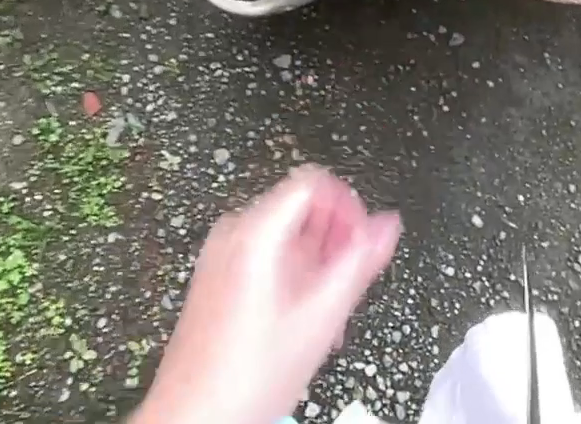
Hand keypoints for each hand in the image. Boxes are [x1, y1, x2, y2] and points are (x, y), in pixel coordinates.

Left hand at [131, 166, 402, 423]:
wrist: (192, 419)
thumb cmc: (245, 377)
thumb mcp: (319, 318)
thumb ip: (359, 262)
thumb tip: (387, 225)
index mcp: (255, 231)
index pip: (314, 181)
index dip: (347, 207)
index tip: (363, 239)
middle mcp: (234, 232)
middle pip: (302, 207)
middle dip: (335, 239)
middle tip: (350, 280)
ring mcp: (223, 252)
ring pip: (289, 233)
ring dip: (319, 262)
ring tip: (330, 309)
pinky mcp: (220, 274)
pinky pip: (269, 253)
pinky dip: (295, 274)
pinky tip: (305, 316)